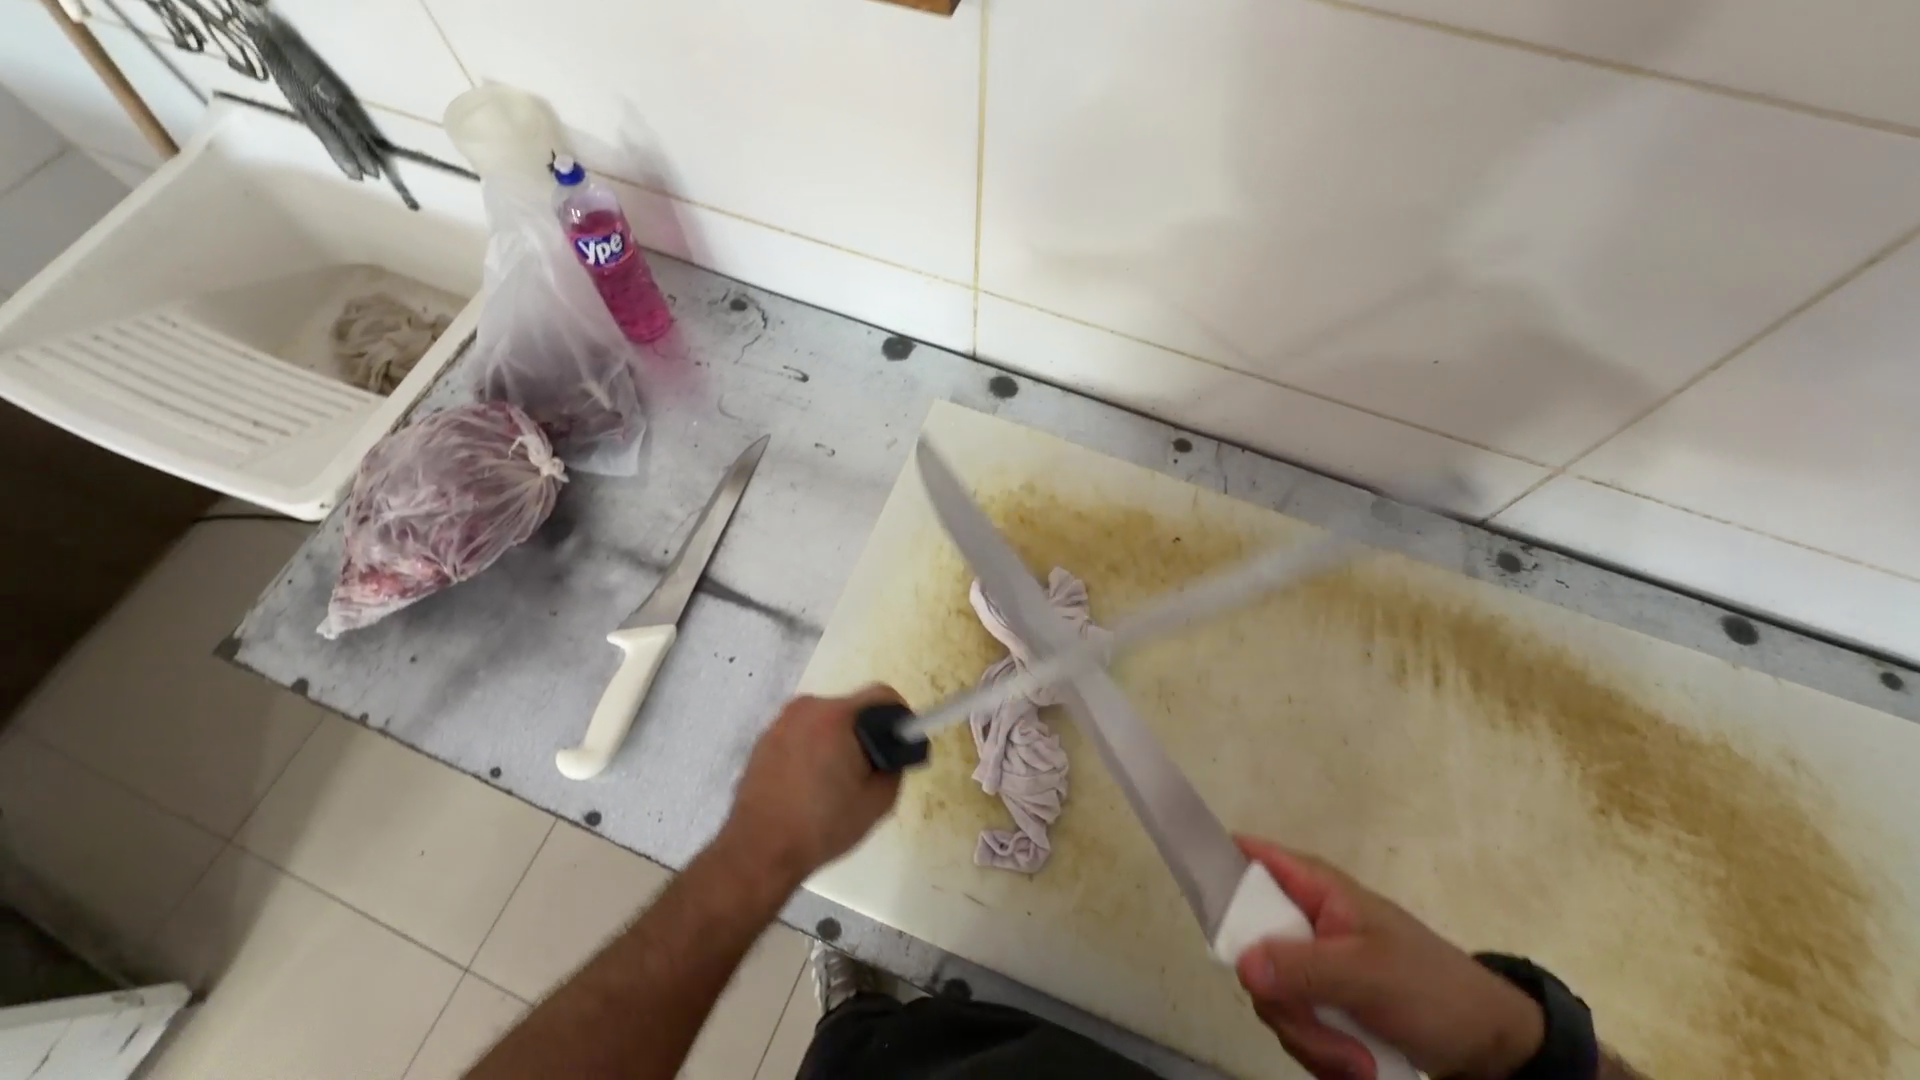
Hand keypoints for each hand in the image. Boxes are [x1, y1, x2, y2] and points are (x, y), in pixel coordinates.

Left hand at [720, 686, 904, 886]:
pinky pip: (801, 735)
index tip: (899, 743)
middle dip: (864, 733)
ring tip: (834, 783)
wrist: (759, 851)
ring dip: (836, 742)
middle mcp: (806, 709)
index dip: (898, 717)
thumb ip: (895, 767)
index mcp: (836, 716)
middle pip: (851, 709)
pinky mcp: (762, 740)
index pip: (882, 695)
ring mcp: (779, 723)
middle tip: (867, 771)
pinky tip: (808, 786)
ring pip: (825, 722)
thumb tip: (894, 753)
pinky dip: (812, 750)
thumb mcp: (878, 801)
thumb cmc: (823, 825)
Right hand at [1232, 836, 1543, 1079]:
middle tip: (1317, 1026)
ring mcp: (1309, 963)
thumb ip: (1304, 967)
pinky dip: (1318, 1053)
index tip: (1204, 910)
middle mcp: (1301, 919)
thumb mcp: (1370, 974)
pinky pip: (1290, 1025)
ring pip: (1268, 995)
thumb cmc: (1433, 989)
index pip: (1245, 856)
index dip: (1214, 867)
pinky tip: (1354, 1064)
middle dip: (1280, 999)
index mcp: (1312, 887)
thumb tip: (1241, 965)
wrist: (1491, 1048)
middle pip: (1246, 946)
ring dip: (1307, 1038)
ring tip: (1355, 1058)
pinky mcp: (1319, 1002)